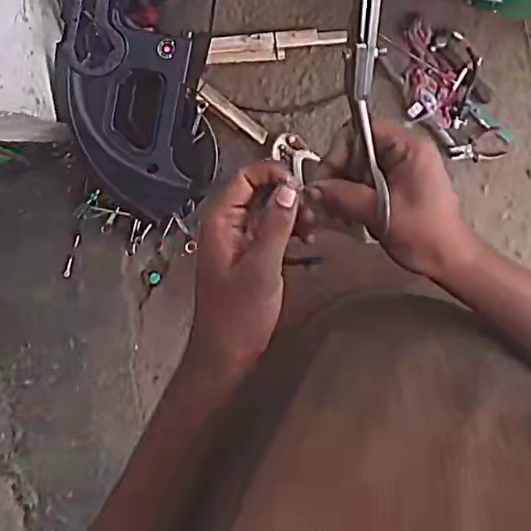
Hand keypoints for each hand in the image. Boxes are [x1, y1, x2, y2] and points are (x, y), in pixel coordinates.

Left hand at [187, 161, 300, 374]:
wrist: (224, 358)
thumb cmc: (235, 319)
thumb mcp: (262, 268)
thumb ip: (276, 225)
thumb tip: (289, 189)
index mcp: (220, 222)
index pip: (244, 177)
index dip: (271, 173)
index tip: (297, 182)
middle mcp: (225, 226)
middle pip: (257, 191)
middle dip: (286, 195)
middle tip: (309, 210)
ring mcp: (236, 240)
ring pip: (266, 209)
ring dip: (290, 213)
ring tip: (309, 228)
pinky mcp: (247, 255)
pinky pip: (268, 229)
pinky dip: (287, 230)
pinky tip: (304, 240)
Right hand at [308, 121, 481, 282]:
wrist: (452, 262)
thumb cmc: (424, 235)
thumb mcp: (379, 213)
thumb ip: (344, 196)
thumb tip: (314, 188)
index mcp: (409, 148)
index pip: (363, 130)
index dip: (341, 150)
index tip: (328, 177)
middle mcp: (408, 150)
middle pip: (360, 147)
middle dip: (341, 171)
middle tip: (327, 197)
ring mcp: (406, 166)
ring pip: (362, 164)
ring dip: (346, 185)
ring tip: (338, 209)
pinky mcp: (402, 182)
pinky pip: (371, 177)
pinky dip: (357, 193)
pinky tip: (351, 212)